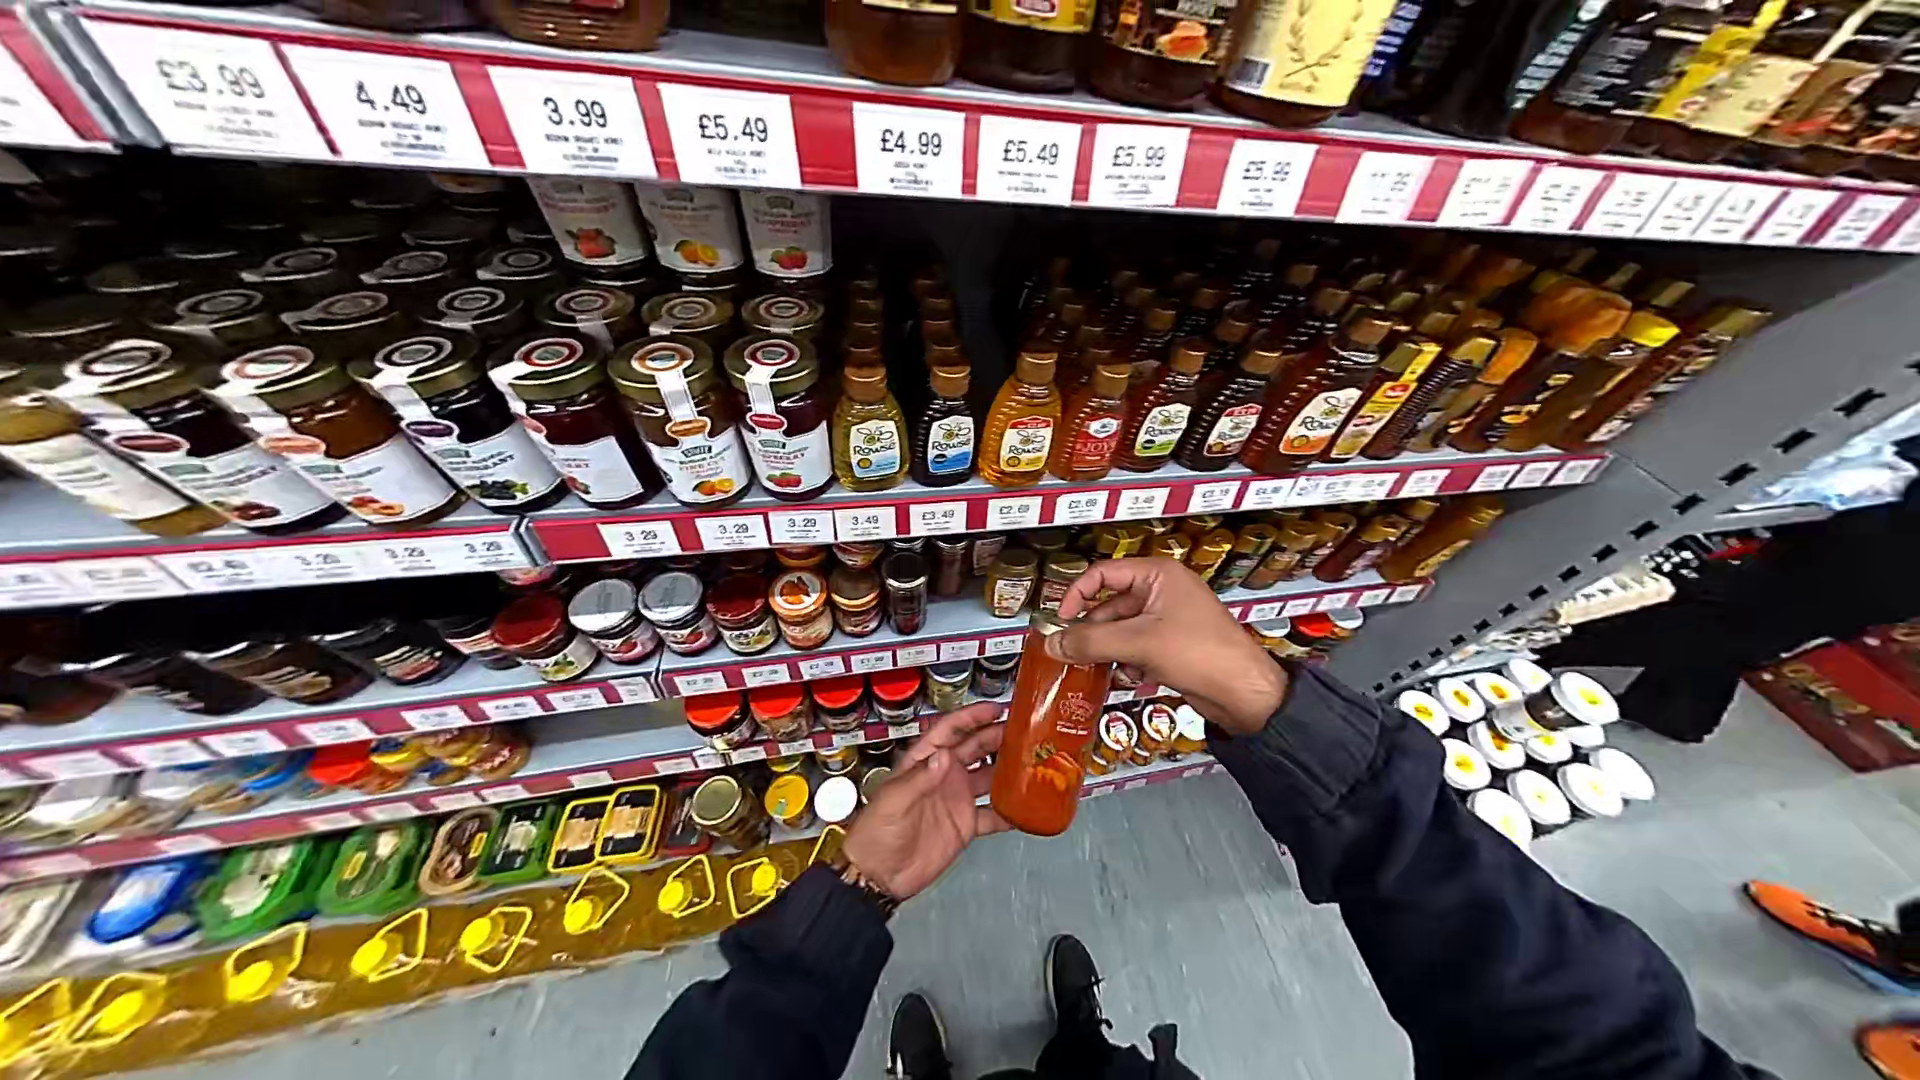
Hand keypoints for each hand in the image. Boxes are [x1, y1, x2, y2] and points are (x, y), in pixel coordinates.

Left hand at [842, 703, 1009, 901]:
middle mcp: (944, 776)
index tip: (994, 709)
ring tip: (1030, 760)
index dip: (972, 717)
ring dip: (1007, 768)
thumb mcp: (894, 801)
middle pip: (975, 748)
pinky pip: (992, 815)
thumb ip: (920, 779)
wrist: (878, 875)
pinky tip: (1025, 807)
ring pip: (988, 776)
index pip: (950, 731)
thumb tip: (944, 756)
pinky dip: (1009, 811)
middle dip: (997, 737)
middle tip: (1023, 731)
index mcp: (925, 762)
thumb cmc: (876, 832)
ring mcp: (956, 799)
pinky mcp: (965, 825)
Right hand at [1049, 557, 1286, 736]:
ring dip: (1109, 650)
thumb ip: (1089, 642)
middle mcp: (1161, 592)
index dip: (1078, 594)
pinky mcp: (1170, 645)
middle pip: (1108, 605)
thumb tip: (1051, 644)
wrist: (1245, 695)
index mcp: (1157, 575)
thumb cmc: (1201, 654)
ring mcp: (1166, 619)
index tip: (1062, 619)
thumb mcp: (1138, 643)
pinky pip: (1133, 647)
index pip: (1103, 573)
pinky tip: (1132, 676)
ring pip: (1119, 630)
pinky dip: (1126, 662)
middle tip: (1074, 652)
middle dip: (1093, 631)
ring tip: (1108, 667)